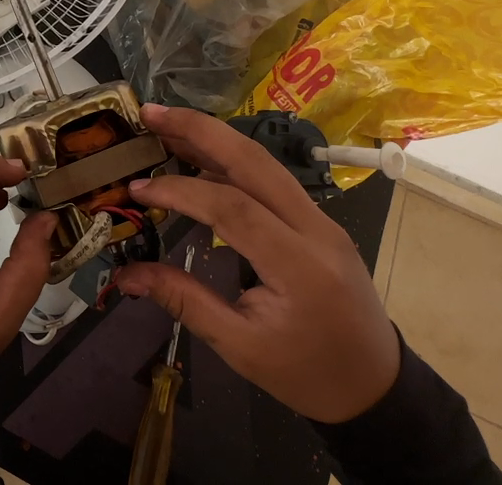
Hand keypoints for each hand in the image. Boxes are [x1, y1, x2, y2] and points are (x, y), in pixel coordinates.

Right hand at [114, 105, 400, 422]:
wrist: (376, 387)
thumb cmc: (307, 373)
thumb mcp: (241, 347)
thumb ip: (184, 300)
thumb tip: (125, 274)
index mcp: (299, 265)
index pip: (233, 207)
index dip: (181, 191)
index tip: (137, 189)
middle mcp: (315, 229)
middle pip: (253, 162)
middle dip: (199, 130)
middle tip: (150, 113)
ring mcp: (320, 219)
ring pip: (263, 161)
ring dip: (214, 136)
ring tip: (165, 122)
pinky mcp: (317, 219)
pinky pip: (270, 177)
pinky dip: (230, 158)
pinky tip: (198, 155)